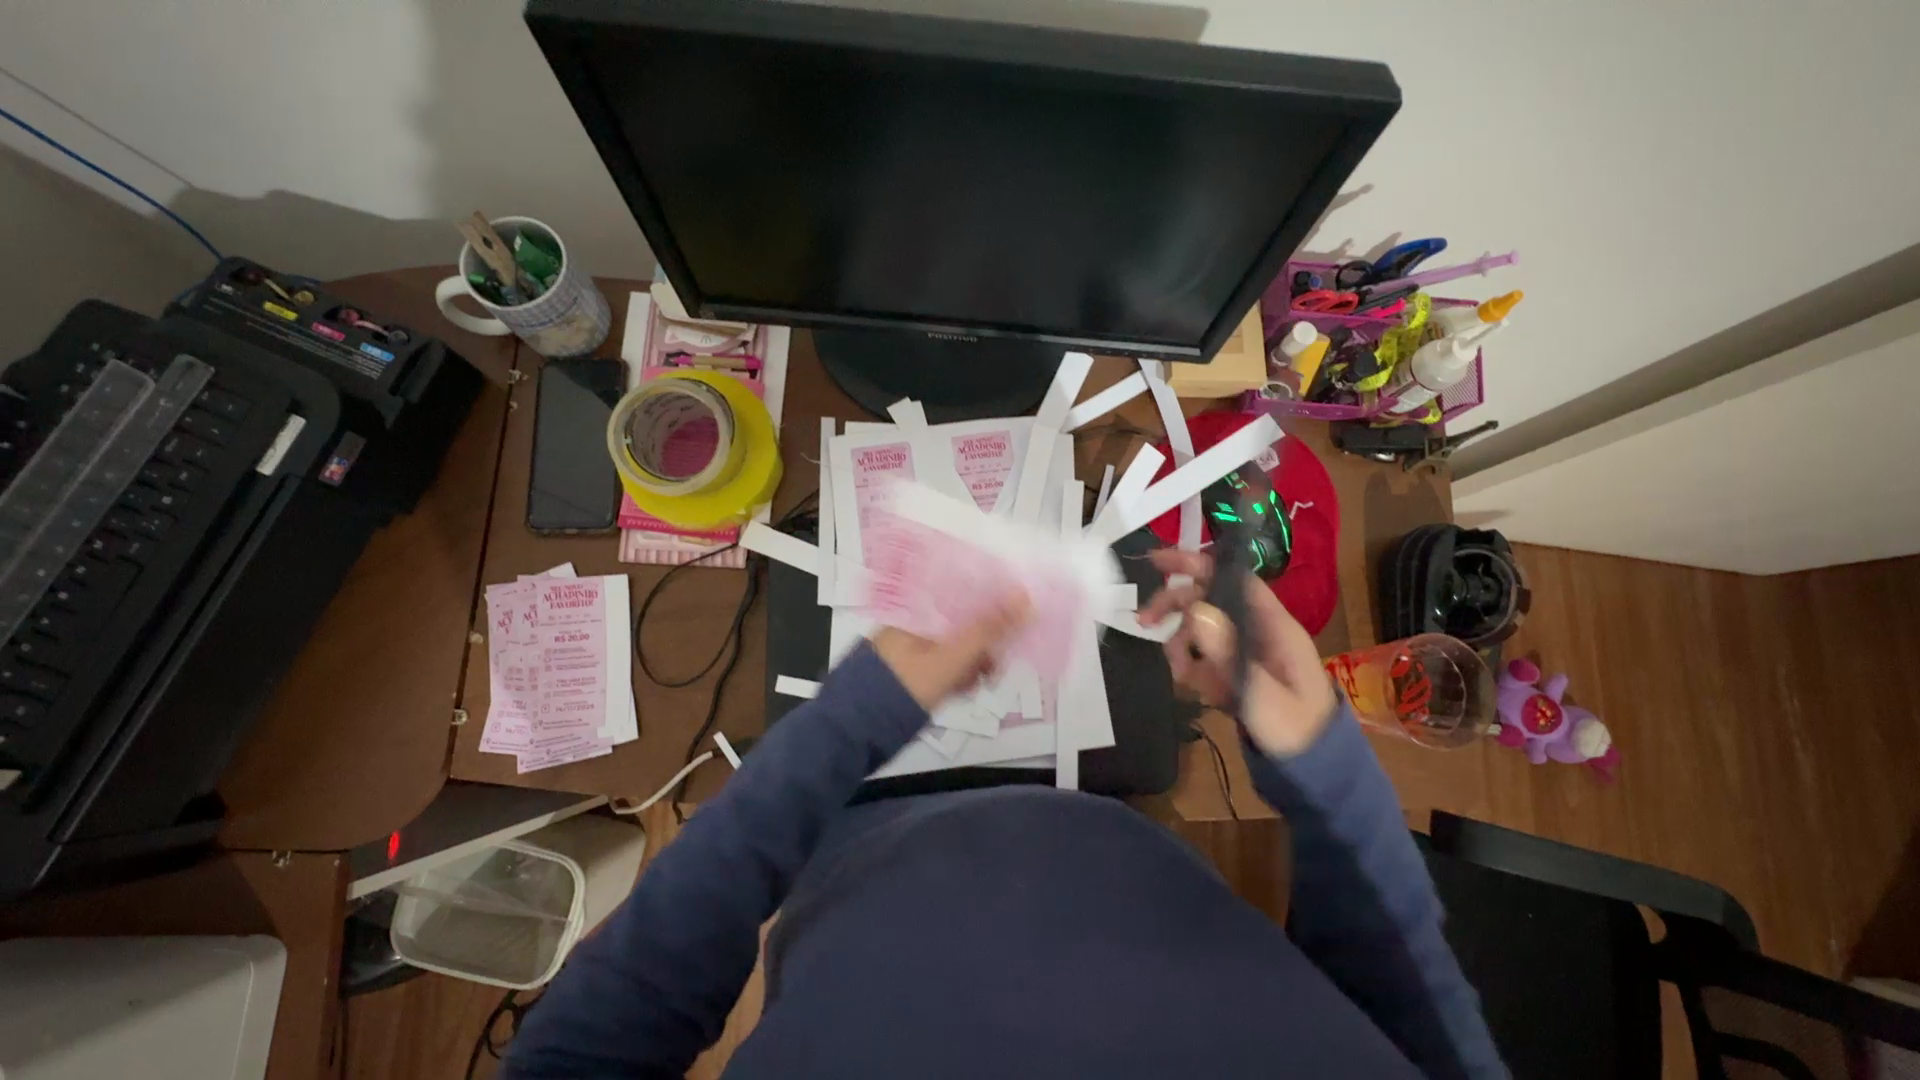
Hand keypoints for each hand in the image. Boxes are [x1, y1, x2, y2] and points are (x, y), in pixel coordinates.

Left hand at [872, 592, 1031, 710]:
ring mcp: (913, 645)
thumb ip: (989, 629)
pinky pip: (946, 662)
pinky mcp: (914, 667)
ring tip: (977, 682)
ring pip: (958, 645)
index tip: (1013, 621)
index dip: (992, 605)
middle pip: (965, 622)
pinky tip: (963, 688)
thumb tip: (1024, 599)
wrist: (863, 725)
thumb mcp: (951, 657)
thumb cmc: (907, 685)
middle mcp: (916, 621)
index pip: (965, 594)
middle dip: (984, 644)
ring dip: (974, 662)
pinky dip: (958, 673)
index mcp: (920, 609)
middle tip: (994, 666)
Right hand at [1140, 549, 1337, 757]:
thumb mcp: (1260, 695)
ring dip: (1182, 645)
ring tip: (1181, 676)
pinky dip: (1193, 667)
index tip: (1158, 563)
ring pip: (1203, 628)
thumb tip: (1196, 610)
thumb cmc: (1295, 731)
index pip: (1233, 578)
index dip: (1197, 565)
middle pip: (1211, 598)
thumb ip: (1227, 654)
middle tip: (1145, 621)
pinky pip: (1206, 656)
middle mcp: (1260, 630)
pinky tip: (1194, 688)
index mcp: (1274, 626)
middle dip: (1177, 606)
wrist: (1315, 771)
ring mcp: (1248, 650)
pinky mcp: (1239, 670)